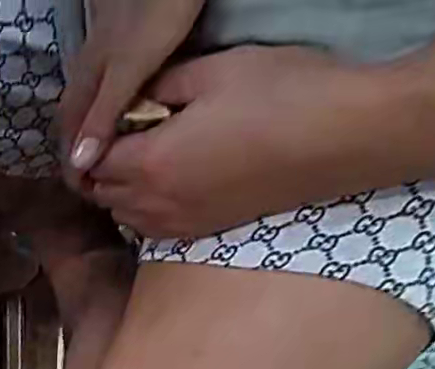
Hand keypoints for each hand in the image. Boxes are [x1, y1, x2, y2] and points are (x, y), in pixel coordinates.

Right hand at [59, 0, 205, 176]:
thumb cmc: (153, 14)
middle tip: (104, 184)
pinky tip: (129, 123)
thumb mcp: (128, 72)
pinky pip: (108, 100)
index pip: (68, 144)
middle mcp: (84, 82)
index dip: (77, 173)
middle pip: (75, 131)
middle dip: (84, 161)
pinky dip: (112, 120)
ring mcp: (101, 66)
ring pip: (90, 115)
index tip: (92, 195)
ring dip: (96, 141)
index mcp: (81, 91)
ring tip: (114, 162)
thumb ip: (103, 118)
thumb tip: (79, 166)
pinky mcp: (120, 53)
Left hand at [79, 46, 380, 237]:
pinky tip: (164, 184)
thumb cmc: (281, 94)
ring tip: (146, 158)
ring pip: (120, 213)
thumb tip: (135, 97)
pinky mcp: (193, 232)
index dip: (99, 139)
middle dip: (104, 166)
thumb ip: (162, 85)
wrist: (339, 138)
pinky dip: (141, 209)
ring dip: (120, 190)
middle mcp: (150, 203)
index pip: (94, 161)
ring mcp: (171, 223)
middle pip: (101, 191)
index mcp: (148, 163)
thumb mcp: (216, 70)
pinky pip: (145, 228)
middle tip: (128, 136)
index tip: (117, 119)